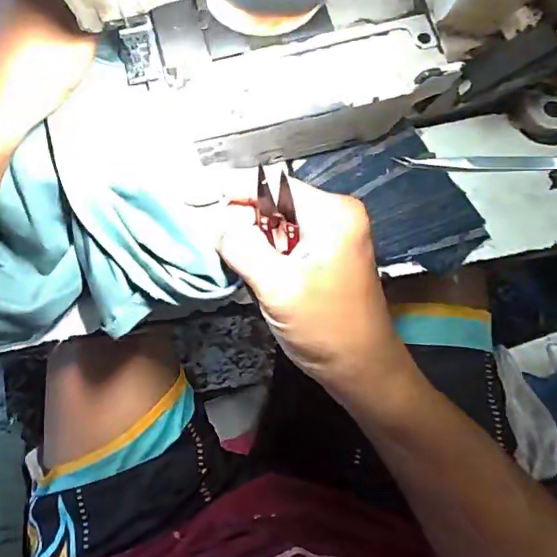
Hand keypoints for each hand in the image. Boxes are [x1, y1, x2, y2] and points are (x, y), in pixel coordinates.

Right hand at [216, 178, 406, 390]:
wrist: (363, 371)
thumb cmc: (327, 330)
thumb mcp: (278, 287)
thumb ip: (242, 247)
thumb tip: (216, 222)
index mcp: (332, 214)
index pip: (271, 185)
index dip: (230, 188)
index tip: (194, 194)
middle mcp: (334, 215)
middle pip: (271, 201)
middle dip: (238, 216)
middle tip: (207, 233)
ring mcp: (329, 235)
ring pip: (273, 222)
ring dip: (247, 236)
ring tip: (222, 250)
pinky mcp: (321, 254)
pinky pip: (281, 240)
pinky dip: (260, 249)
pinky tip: (245, 265)